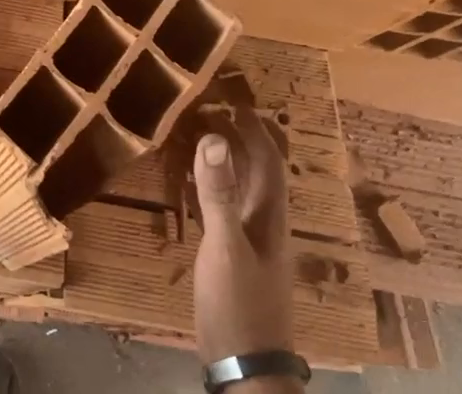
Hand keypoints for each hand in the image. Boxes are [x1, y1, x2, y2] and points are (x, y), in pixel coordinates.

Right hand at [191, 106, 294, 363]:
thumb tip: (215, 138)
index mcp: (269, 216)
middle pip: (258, 171)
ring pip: (241, 188)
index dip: (254, 127)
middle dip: (242, 137)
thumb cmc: (239, 303)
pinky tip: (192, 184)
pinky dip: (210, 187)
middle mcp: (264, 223)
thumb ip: (218, 194)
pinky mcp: (233, 258)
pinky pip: (224, 208)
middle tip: (213, 107)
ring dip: (226, 159)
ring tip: (200, 132)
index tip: (233, 97)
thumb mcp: (225, 246)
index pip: (268, 160)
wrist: (245, 364)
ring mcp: (250, 242)